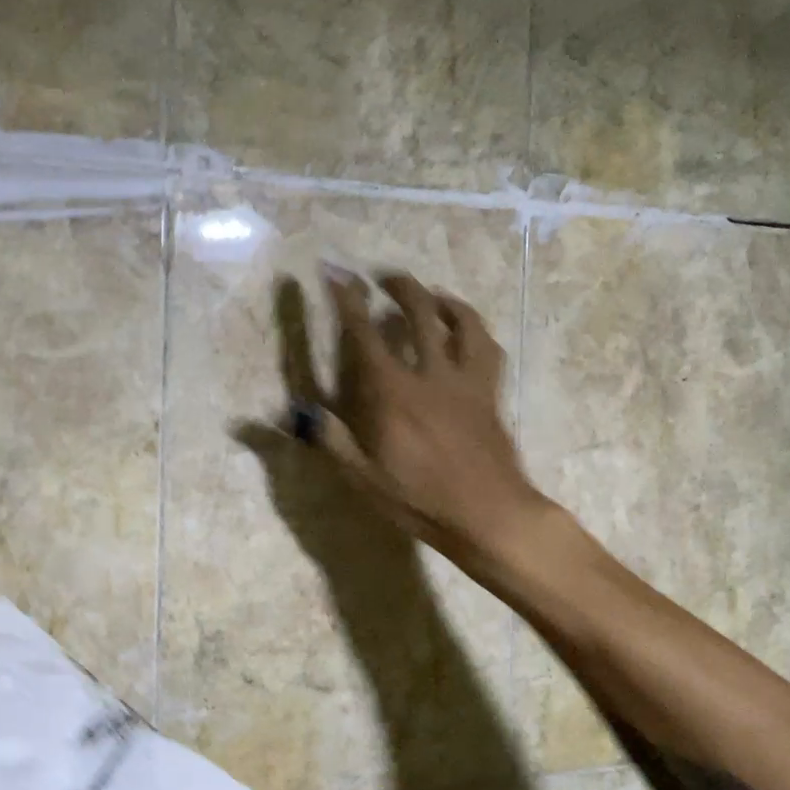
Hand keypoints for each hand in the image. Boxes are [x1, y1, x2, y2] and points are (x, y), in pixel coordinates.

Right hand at [295, 267, 547, 569]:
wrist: (489, 514)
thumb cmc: (420, 500)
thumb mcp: (365, 478)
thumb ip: (332, 440)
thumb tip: (299, 413)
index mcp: (393, 393)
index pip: (365, 334)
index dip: (349, 301)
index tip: (337, 275)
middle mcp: (430, 374)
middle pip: (418, 313)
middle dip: (400, 287)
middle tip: (386, 276)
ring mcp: (466, 380)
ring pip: (461, 322)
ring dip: (443, 299)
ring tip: (431, 293)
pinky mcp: (490, 392)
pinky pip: (488, 348)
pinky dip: (475, 329)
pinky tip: (468, 330)